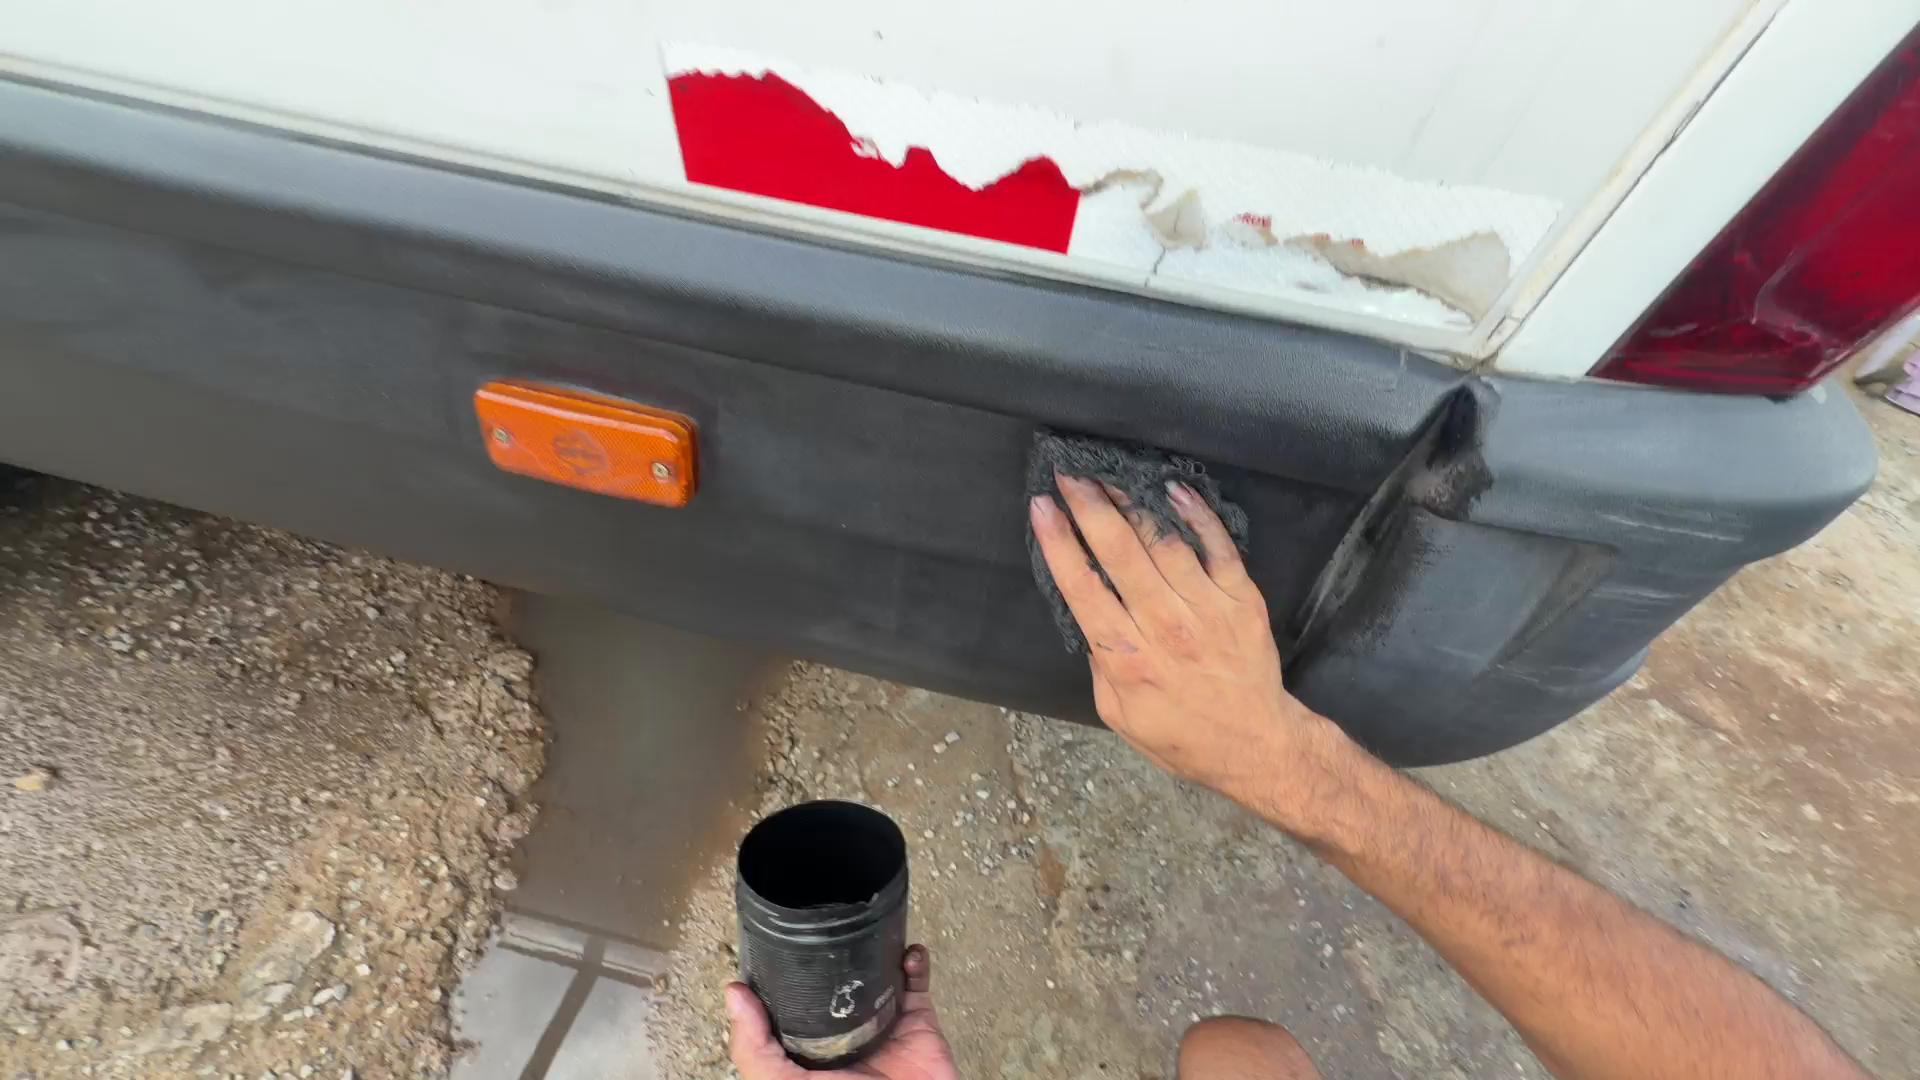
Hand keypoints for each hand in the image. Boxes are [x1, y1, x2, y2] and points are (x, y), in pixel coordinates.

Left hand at [727, 945, 959, 1079]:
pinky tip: (908, 952)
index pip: (797, 1001)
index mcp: (812, 1048)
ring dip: (879, 945)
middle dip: (840, 949)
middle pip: (840, 980)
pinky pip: (917, 979)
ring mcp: (883, 1023)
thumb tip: (733, 993)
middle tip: (837, 919)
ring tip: (873, 927)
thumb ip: (756, 1050)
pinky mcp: (917, 1020)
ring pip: (879, 970)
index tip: (785, 934)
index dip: (791, 970)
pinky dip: (916, 958)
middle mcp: (846, 1032)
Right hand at [1028, 474, 1345, 820]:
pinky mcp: (1241, 598)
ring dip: (1131, 501)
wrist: (1256, 746)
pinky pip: (1217, 546)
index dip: (1058, 542)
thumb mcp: (1116, 713)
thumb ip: (1099, 661)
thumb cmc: (1180, 733)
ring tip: (1109, 472)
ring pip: (1163, 541)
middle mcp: (1164, 626)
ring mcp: (1207, 608)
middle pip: (1118, 553)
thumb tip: (1089, 614)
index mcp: (1126, 658)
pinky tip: (1172, 487)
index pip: (1082, 587)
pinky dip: (1195, 514)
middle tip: (1069, 473)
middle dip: (1089, 506)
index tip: (1041, 507)